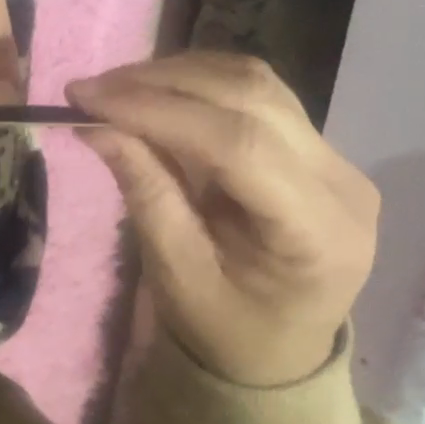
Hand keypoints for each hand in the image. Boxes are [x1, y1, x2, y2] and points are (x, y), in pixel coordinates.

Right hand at [67, 54, 379, 386]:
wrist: (276, 349)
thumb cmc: (224, 325)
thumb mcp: (175, 272)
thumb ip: (145, 193)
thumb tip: (94, 126)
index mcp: (318, 231)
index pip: (238, 143)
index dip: (155, 110)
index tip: (83, 99)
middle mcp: (341, 182)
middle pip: (250, 98)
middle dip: (158, 83)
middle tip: (86, 91)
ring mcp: (334, 158)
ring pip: (252, 82)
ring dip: (173, 74)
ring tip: (111, 89)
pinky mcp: (312, 145)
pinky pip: (251, 91)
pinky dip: (191, 80)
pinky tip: (148, 93)